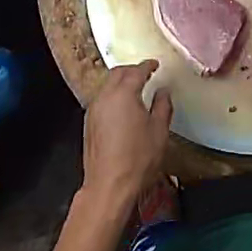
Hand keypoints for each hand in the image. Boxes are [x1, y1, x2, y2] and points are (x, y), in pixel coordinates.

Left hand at [81, 60, 171, 211]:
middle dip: (131, 70)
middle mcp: (105, 98)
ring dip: (121, 82)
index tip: (155, 65)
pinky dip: (114, 95)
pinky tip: (124, 106)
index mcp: (124, 94)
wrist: (109, 185)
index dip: (147, 66)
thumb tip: (163, 92)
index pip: (136, 71)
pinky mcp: (89, 124)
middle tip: (146, 73)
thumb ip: (162, 105)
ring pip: (107, 86)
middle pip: (116, 74)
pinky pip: (102, 100)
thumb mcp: (159, 130)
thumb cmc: (138, 157)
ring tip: (136, 88)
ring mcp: (93, 111)